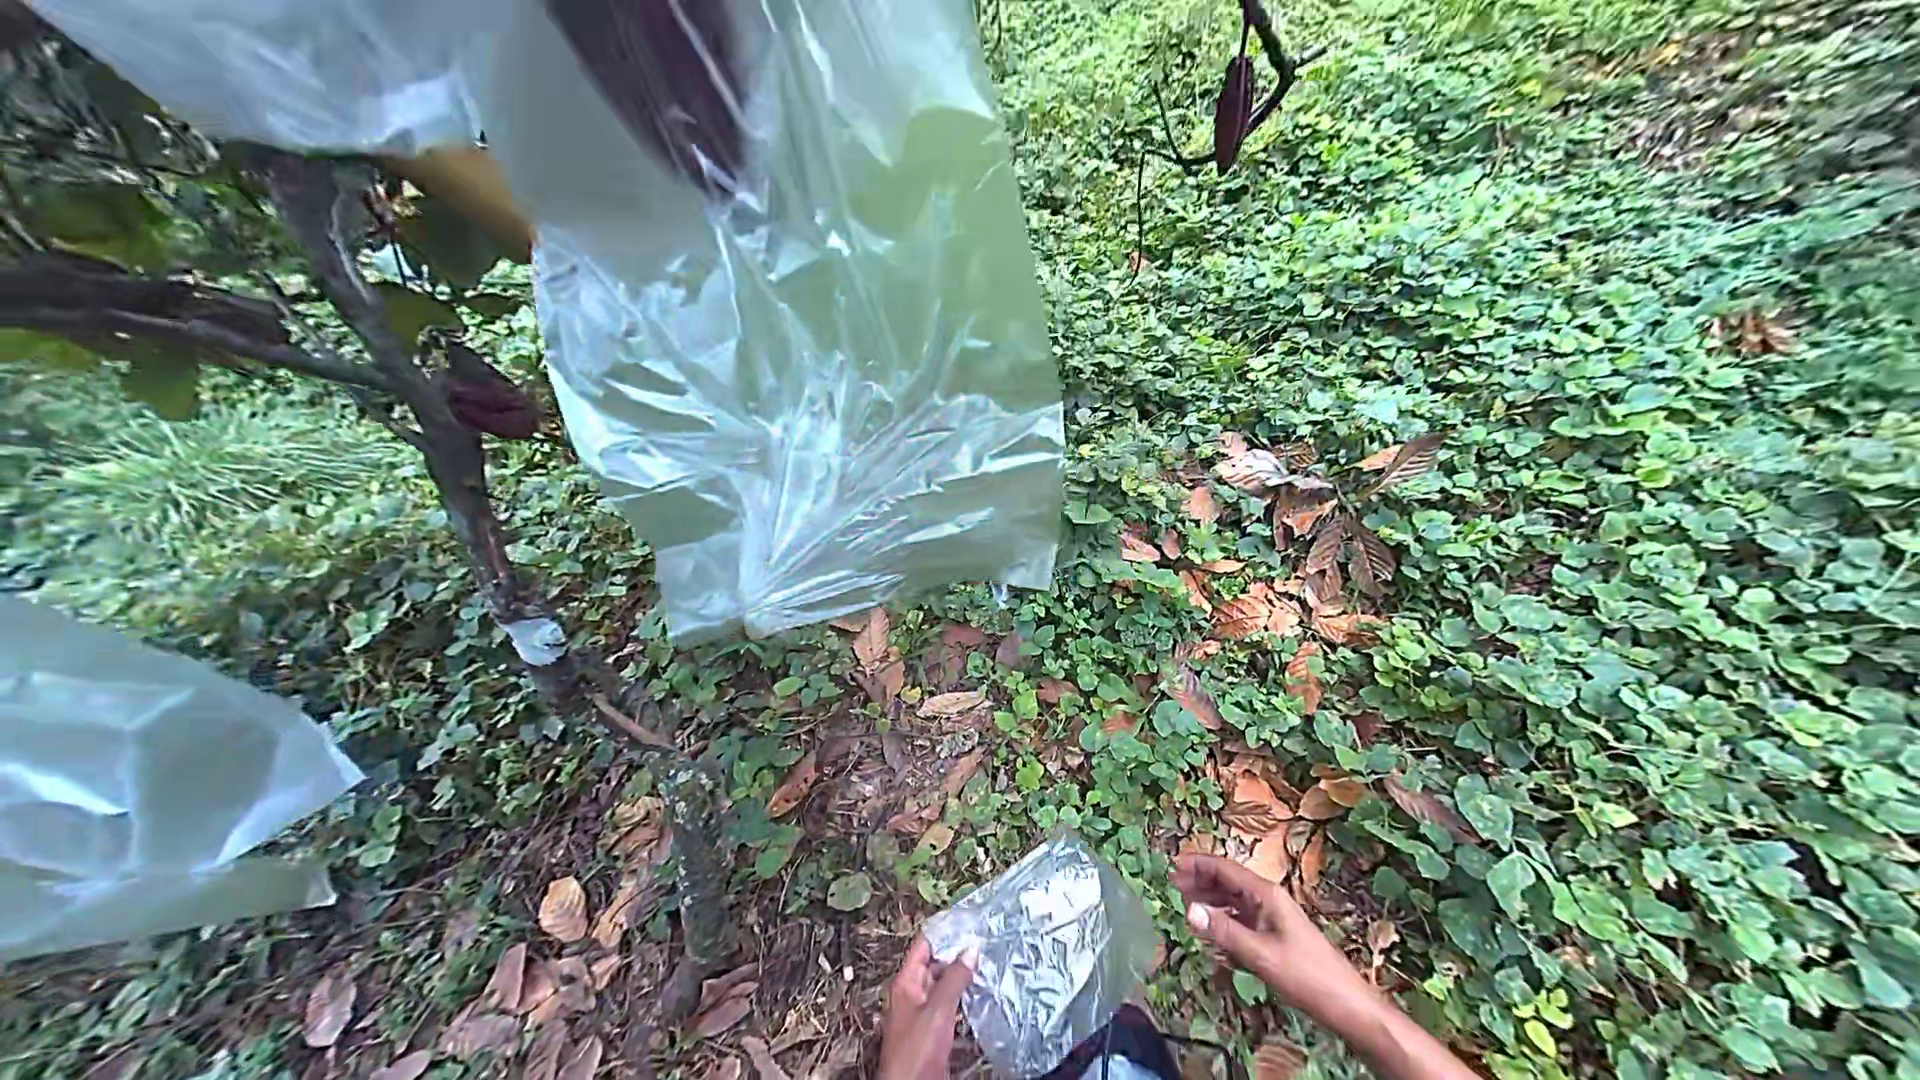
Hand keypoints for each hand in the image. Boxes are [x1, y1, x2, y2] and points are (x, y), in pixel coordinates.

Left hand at [877, 935, 977, 1079]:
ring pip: (943, 985)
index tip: (965, 920)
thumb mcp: (937, 1010)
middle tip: (981, 941)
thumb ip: (953, 979)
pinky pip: (948, 1006)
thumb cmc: (916, 1052)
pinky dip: (962, 997)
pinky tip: (979, 994)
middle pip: (934, 963)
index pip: (924, 945)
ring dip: (961, 975)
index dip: (943, 931)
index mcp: (906, 982)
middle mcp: (913, 994)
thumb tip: (970, 950)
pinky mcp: (933, 1032)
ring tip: (984, 962)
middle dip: (956, 952)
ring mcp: (923, 1013)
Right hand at [1176, 854, 1481, 1079]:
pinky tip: (1212, 933)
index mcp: (1265, 894)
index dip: (1197, 864)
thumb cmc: (1308, 977)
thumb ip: (1224, 932)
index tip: (1171, 866)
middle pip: (1227, 881)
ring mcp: (1272, 918)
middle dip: (1199, 881)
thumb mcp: (1261, 955)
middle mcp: (1268, 900)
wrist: (1351, 1008)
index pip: (1224, 868)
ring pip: (1233, 901)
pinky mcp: (1275, 936)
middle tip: (1172, 887)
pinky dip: (1223, 921)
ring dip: (1209, 901)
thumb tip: (1188, 910)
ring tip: (1186, 908)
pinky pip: (1242, 920)